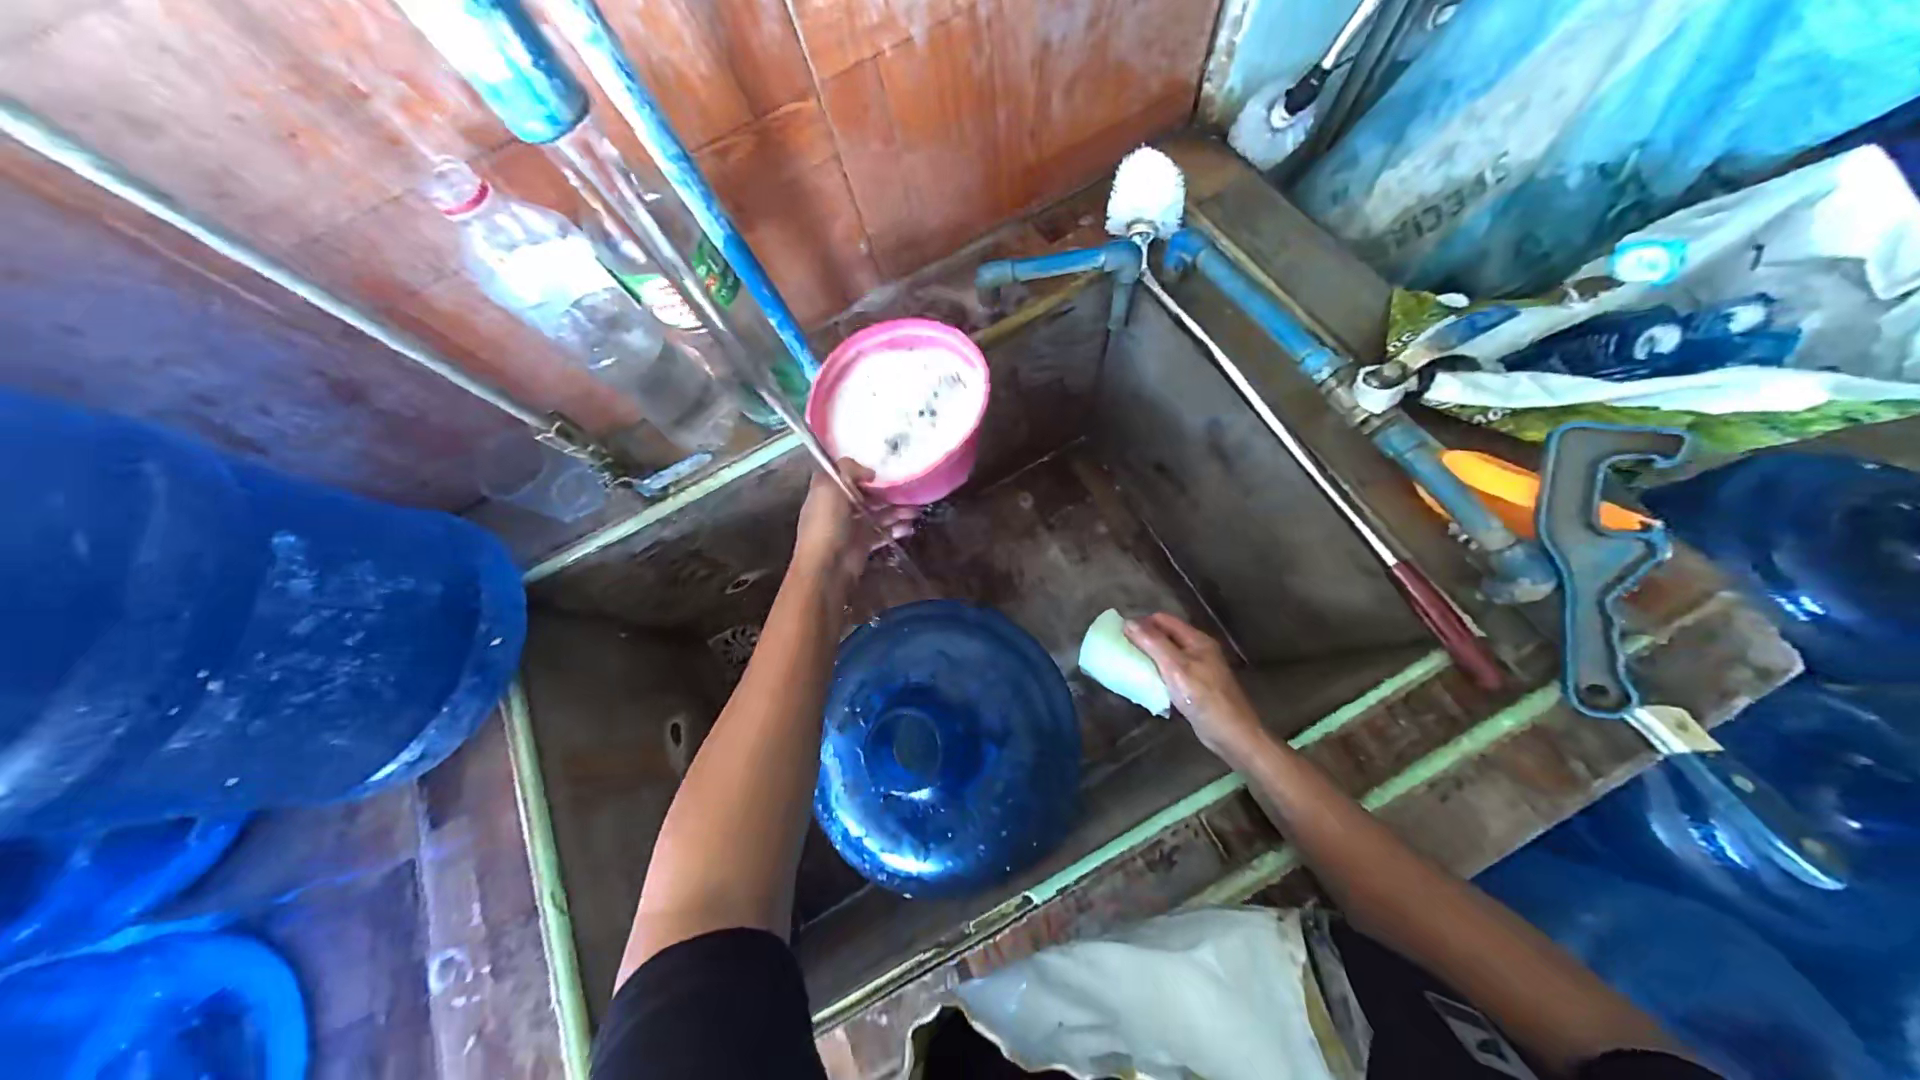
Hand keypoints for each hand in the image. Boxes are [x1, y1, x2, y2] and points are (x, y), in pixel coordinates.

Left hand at [792, 459, 917, 587]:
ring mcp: (852, 526)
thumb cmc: (826, 524)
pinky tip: (909, 526)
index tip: (884, 467)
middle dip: (887, 492)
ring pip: (878, 513)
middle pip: (867, 494)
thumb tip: (870, 472)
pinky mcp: (864, 543)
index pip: (845, 475)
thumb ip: (848, 470)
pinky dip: (896, 528)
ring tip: (915, 510)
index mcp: (827, 491)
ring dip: (897, 509)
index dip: (862, 470)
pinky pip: (883, 532)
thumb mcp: (830, 487)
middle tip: (909, 489)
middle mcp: (839, 506)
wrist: (826, 567)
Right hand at [1124, 613, 1267, 762]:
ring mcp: (1198, 668)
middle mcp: (1198, 650)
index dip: (1141, 623)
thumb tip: (1128, 622)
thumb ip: (1153, 643)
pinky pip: (1170, 672)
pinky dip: (1156, 673)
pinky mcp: (1195, 686)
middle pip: (1165, 635)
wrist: (1232, 735)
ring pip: (1166, 654)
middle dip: (1143, 639)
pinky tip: (1145, 682)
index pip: (1163, 619)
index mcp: (1196, 639)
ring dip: (1148, 657)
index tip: (1119, 634)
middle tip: (1121, 649)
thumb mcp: (1175, 667)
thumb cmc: (1204, 698)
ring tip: (1128, 664)